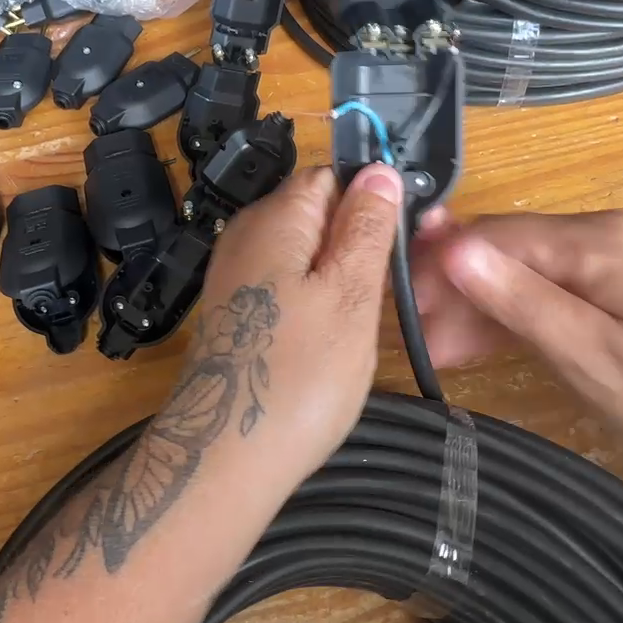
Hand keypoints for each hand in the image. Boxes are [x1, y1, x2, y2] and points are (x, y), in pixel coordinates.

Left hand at [180, 164, 403, 473]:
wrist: (225, 453)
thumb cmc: (299, 375)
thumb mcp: (350, 295)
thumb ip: (366, 227)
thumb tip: (379, 169)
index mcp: (274, 217)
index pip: (331, 177)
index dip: (369, 202)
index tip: (396, 247)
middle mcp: (245, 233)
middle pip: (315, 213)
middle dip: (353, 243)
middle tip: (377, 295)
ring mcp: (234, 271)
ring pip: (303, 251)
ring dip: (335, 277)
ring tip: (353, 323)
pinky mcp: (233, 306)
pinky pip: (283, 281)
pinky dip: (310, 300)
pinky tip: (323, 338)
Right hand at [411, 210, 622, 487]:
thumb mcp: (595, 357)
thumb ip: (521, 299)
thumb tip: (449, 243)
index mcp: (601, 240)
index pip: (496, 236)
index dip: (443, 266)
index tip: (405, 305)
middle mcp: (608, 235)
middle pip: (509, 251)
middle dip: (459, 290)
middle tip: (419, 337)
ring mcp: (619, 261)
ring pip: (527, 272)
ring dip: (482, 307)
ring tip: (439, 349)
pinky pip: (555, 290)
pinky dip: (518, 316)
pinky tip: (482, 343)